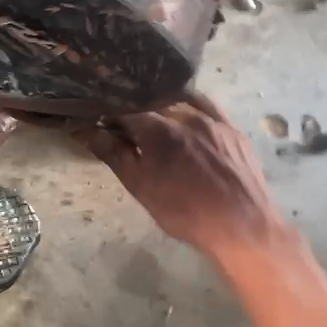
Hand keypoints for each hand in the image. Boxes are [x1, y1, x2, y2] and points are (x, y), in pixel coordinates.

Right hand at [77, 92, 294, 261]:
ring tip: (150, 125)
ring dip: (158, 108)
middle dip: (131, 112)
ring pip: (177, 101)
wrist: (241, 225)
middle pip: (150, 103)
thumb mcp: (139, 185)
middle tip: (120, 130)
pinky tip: (181, 117)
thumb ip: (112, 152)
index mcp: (158, 129)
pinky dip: (187, 106)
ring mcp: (213, 119)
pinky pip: (205, 106)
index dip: (106, 115)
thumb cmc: (183, 210)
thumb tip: (85, 130)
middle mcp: (186, 116)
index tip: (96, 125)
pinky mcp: (232, 128)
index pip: (123, 109)